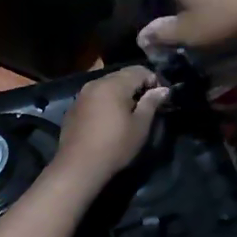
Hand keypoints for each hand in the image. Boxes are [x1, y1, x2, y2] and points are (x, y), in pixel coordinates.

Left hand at [53, 66, 170, 181]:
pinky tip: (109, 120)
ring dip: (120, 94)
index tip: (160, 98)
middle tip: (146, 106)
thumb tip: (162, 89)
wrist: (79, 166)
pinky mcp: (73, 108)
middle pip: (121, 76)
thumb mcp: (140, 126)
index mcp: (113, 84)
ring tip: (128, 113)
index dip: (153, 80)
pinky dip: (105, 102)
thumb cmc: (115, 146)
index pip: (139, 70)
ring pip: (107, 85)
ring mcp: (81, 95)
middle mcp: (95, 83)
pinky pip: (94, 97)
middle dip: (136, 86)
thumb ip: (151, 103)